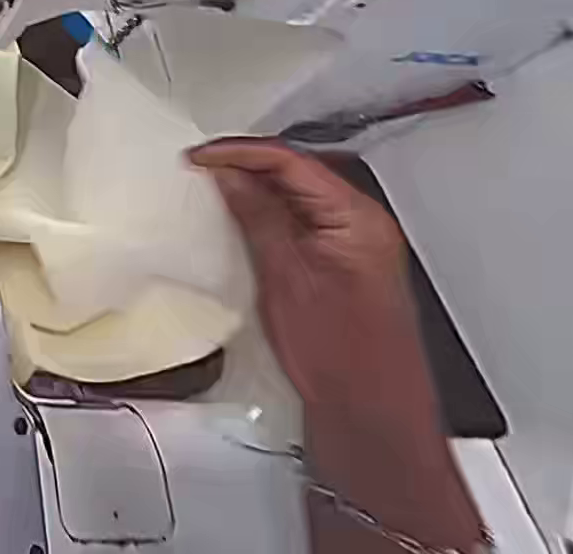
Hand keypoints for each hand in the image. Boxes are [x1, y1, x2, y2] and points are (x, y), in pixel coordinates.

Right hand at [189, 138, 484, 551]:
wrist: (371, 419)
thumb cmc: (339, 357)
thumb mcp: (286, 278)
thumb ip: (258, 217)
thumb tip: (228, 173)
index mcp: (356, 218)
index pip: (291, 163)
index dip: (241, 152)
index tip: (201, 156)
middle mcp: (360, 220)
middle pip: (296, 170)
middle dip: (246, 161)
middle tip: (202, 164)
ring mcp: (351, 238)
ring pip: (295, 191)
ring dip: (254, 183)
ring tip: (212, 182)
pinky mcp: (338, 256)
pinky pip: (298, 215)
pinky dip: (266, 208)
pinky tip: (239, 212)